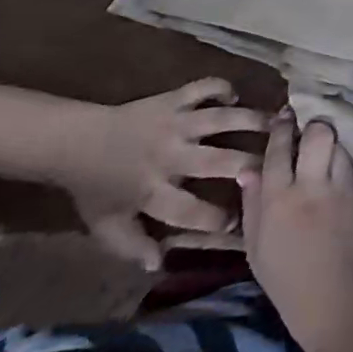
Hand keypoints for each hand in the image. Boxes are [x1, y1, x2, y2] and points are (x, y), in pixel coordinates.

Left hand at [67, 78, 262, 269]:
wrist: (71, 143)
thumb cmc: (95, 186)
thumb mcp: (106, 224)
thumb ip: (132, 245)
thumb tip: (161, 264)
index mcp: (152, 191)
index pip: (192, 211)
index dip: (219, 219)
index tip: (240, 221)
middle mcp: (169, 157)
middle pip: (219, 161)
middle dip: (252, 164)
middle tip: (280, 164)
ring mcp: (174, 124)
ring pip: (221, 119)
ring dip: (253, 119)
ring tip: (279, 123)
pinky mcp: (173, 99)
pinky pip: (204, 87)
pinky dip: (222, 88)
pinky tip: (234, 97)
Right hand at [240, 111, 352, 321]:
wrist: (330, 290)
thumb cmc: (283, 271)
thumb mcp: (255, 241)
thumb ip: (252, 201)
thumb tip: (247, 168)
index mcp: (280, 198)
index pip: (280, 150)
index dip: (282, 128)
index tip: (284, 115)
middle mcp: (314, 185)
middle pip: (320, 135)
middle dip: (316, 127)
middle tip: (311, 132)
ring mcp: (345, 186)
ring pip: (342, 147)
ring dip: (333, 147)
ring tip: (325, 156)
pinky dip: (347, 170)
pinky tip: (340, 183)